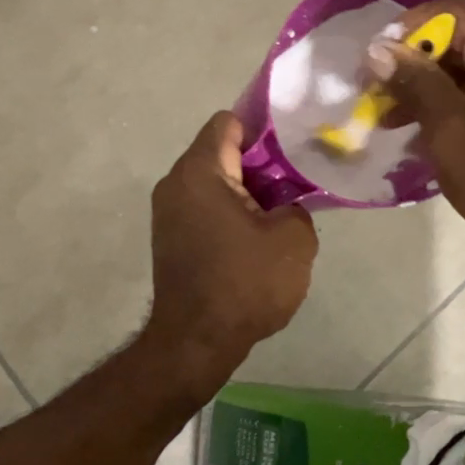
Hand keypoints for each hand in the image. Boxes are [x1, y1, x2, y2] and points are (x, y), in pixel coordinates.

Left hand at [148, 112, 317, 382]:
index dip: (263, 128)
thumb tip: (285, 204)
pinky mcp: (169, 238)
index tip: (293, 145)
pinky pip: (203, 209)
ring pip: (213, 183)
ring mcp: (167, 212)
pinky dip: (229, 213)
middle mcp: (175, 183)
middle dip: (259, 162)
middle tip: (297, 177)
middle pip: (220, 152)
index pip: (228, 123)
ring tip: (282, 209)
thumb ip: (296, 205)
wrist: (196, 341)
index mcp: (200, 171)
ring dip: (246, 192)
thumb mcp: (293, 240)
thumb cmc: (245, 283)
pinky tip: (258, 236)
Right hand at [368, 0, 464, 245]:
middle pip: (462, 38)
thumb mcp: (449, 129)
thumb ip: (413, 81)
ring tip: (396, 122)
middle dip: (415, 66)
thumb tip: (377, 48)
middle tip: (379, 99)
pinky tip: (431, 132)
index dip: (404, 33)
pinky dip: (459, 102)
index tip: (372, 67)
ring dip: (433, 89)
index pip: (450, 12)